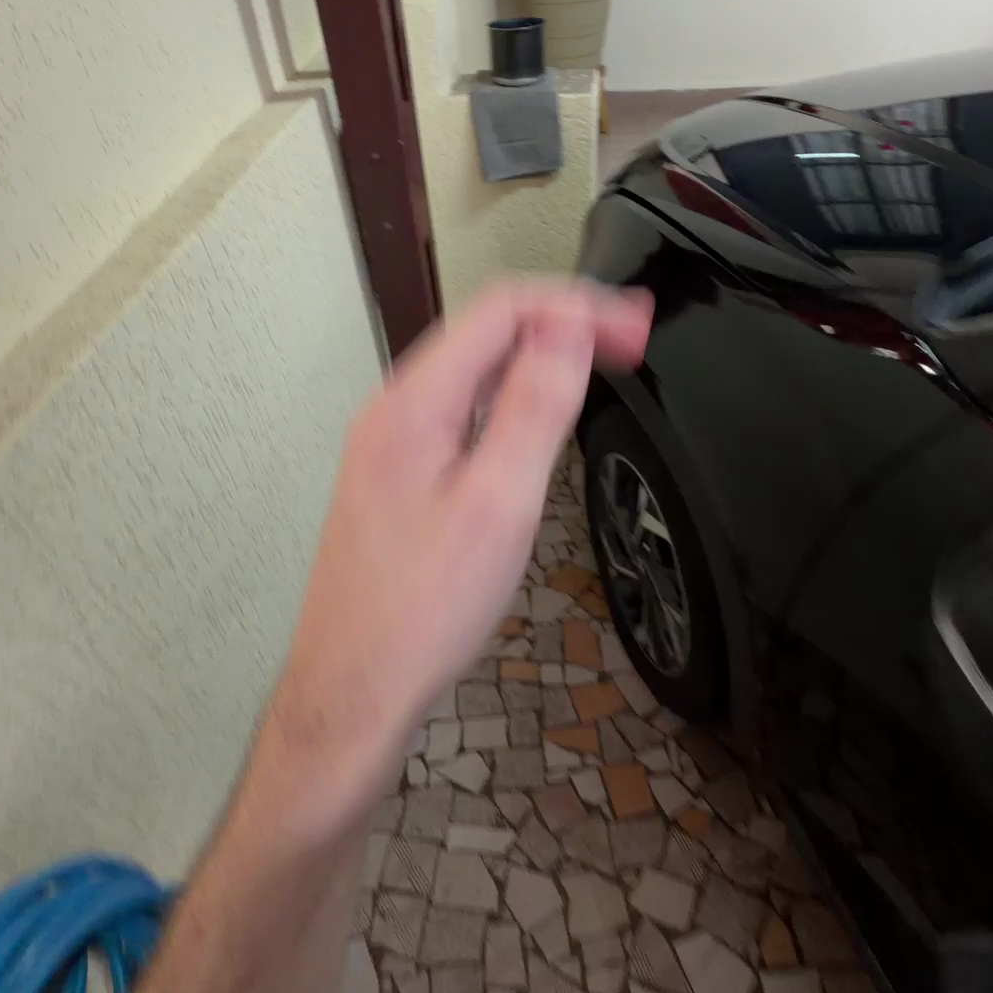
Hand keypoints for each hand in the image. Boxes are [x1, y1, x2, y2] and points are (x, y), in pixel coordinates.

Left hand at [266, 280, 650, 793]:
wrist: (354, 687)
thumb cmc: (423, 609)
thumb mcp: (497, 504)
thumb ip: (533, 408)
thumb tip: (568, 329)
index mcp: (413, 405)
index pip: (502, 312)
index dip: (577, 306)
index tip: (637, 329)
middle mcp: (392, 414)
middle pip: (483, 336)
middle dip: (560, 326)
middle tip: (629, 344)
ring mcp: (389, 449)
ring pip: (470, 377)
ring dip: (535, 362)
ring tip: (593, 370)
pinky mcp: (396, 483)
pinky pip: (457, 418)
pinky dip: (506, 403)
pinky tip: (531, 424)